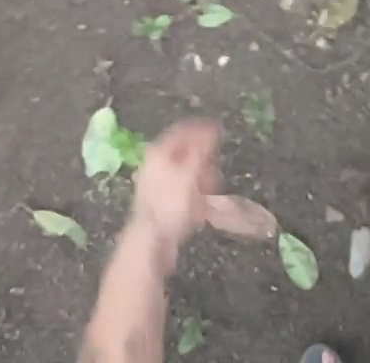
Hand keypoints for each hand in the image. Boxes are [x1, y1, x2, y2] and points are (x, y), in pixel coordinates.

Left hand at [130, 119, 221, 250]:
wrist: (151, 241)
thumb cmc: (170, 203)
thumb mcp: (189, 173)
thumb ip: (201, 150)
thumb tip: (211, 129)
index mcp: (159, 152)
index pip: (182, 131)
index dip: (201, 129)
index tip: (219, 131)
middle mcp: (155, 164)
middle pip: (185, 152)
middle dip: (204, 158)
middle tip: (217, 165)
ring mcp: (158, 184)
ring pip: (185, 173)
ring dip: (202, 178)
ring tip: (212, 189)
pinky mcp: (162, 202)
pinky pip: (183, 191)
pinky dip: (195, 194)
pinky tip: (203, 206)